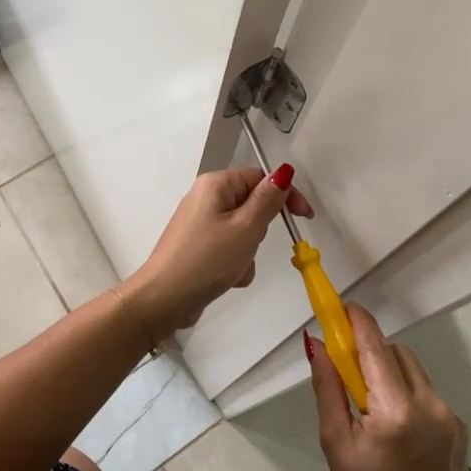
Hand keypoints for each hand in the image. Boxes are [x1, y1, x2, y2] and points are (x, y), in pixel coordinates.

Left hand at [117, 166, 312, 337]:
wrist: (165, 298)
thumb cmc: (207, 259)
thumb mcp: (246, 228)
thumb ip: (268, 200)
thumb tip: (284, 172)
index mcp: (215, 184)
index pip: (260, 178)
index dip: (285, 195)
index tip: (305, 218)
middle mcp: (206, 198)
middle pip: (251, 206)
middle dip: (258, 232)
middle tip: (247, 246)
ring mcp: (201, 223)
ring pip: (243, 232)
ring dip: (247, 253)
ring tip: (233, 267)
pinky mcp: (199, 246)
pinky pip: (229, 249)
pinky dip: (234, 264)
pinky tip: (225, 278)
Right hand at [311, 305, 470, 470]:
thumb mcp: (335, 443)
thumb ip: (328, 388)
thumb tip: (318, 344)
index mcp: (396, 411)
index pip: (375, 345)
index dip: (356, 319)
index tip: (339, 307)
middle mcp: (430, 407)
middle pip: (396, 351)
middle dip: (371, 351)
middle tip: (348, 372)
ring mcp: (450, 418)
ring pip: (414, 370)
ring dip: (390, 372)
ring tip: (373, 409)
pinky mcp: (460, 430)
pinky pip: (428, 393)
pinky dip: (408, 395)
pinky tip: (397, 430)